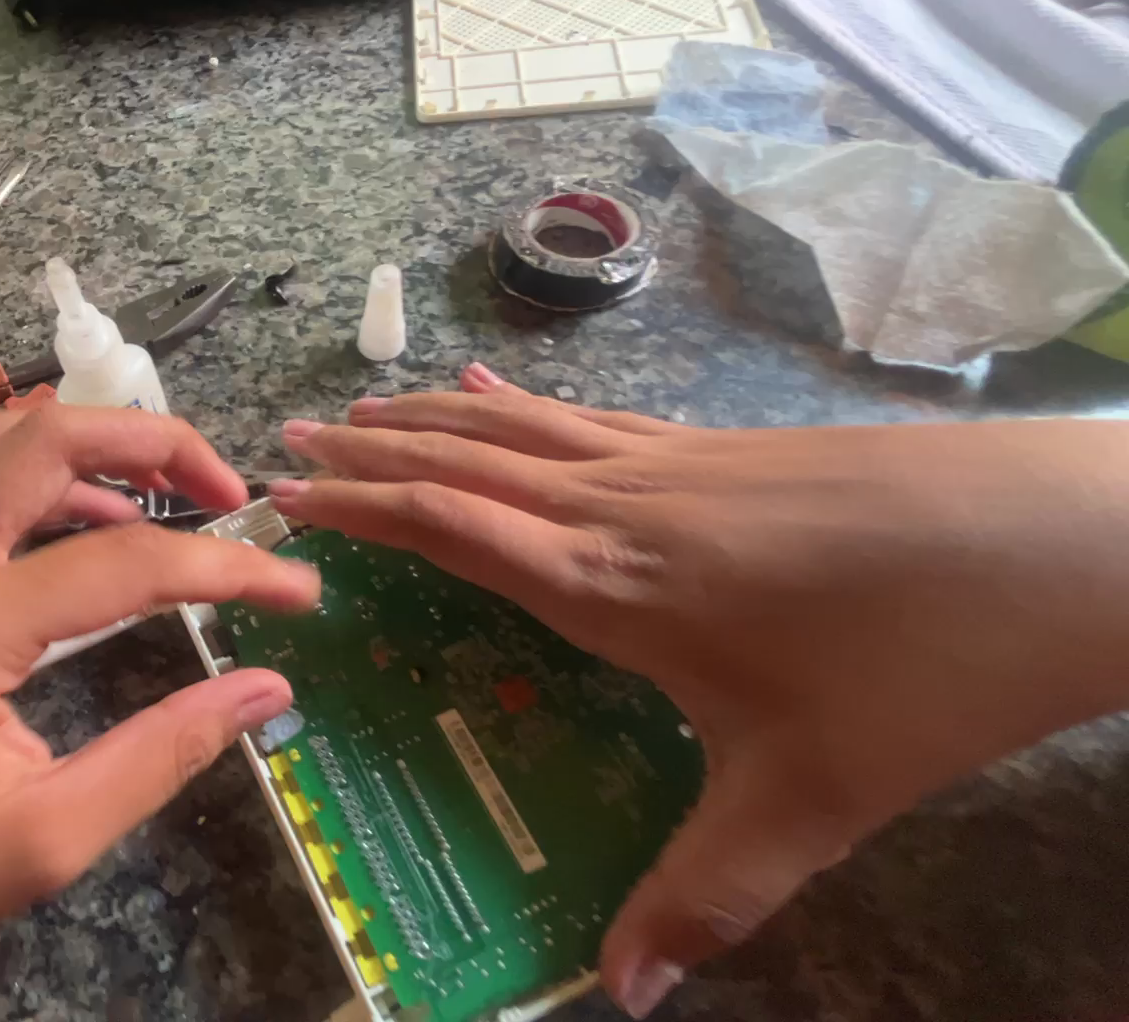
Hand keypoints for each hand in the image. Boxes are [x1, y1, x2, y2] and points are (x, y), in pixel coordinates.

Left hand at [0, 407, 320, 1019]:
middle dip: (155, 442)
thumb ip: (168, 750)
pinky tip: (111, 526)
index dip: (224, 569)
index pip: (123, 562)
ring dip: (105, 450)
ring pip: (12, 446)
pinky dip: (65, 486)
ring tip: (183, 494)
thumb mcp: (56, 833)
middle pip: (47, 439)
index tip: (295, 589)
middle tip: (228, 493)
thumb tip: (269, 689)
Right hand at [269, 364, 1128, 1016]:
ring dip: (417, 418)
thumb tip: (625, 998)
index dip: (358, 507)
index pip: (445, 524)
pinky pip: (569, 417)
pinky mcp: (690, 444)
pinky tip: (477, 380)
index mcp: (603, 583)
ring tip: (353, 412)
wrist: (1068, 540)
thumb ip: (706, 894)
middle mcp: (604, 507)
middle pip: (453, 463)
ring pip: (501, 428)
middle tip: (288, 443)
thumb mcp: (809, 796)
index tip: (291, 499)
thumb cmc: (921, 665)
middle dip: (360, 452)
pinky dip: (505, 399)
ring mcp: (648, 464)